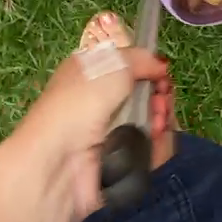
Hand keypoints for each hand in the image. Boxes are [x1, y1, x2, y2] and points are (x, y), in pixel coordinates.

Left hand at [9, 41, 173, 221]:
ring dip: (161, 120)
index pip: (131, 68)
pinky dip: (158, 145)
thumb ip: (140, 59)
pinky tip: (156, 140)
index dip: (150, 71)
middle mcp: (103, 101)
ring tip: (157, 124)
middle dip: (161, 96)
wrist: (59, 160)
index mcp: (94, 73)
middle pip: (147, 95)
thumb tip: (160, 65)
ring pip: (152, 123)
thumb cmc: (81, 101)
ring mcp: (112, 133)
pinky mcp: (121, 162)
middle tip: (161, 101)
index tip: (162, 75)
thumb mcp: (112, 64)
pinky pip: (150, 150)